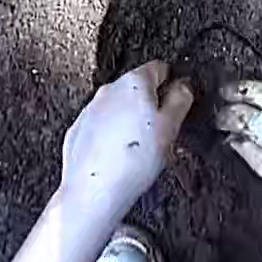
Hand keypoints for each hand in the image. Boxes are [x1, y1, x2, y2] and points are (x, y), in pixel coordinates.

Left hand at [60, 61, 193, 215]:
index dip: (171, 83)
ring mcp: (90, 110)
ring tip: (138, 151)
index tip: (175, 100)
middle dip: (149, 105)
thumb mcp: (170, 128)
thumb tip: (183, 86)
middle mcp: (109, 90)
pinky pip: (101, 126)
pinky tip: (118, 157)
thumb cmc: (132, 162)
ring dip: (129, 120)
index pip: (158, 68)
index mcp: (134, 82)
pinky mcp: (78, 131)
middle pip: (137, 88)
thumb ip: (181, 100)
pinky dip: (110, 136)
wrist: (92, 194)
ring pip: (118, 107)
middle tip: (159, 132)